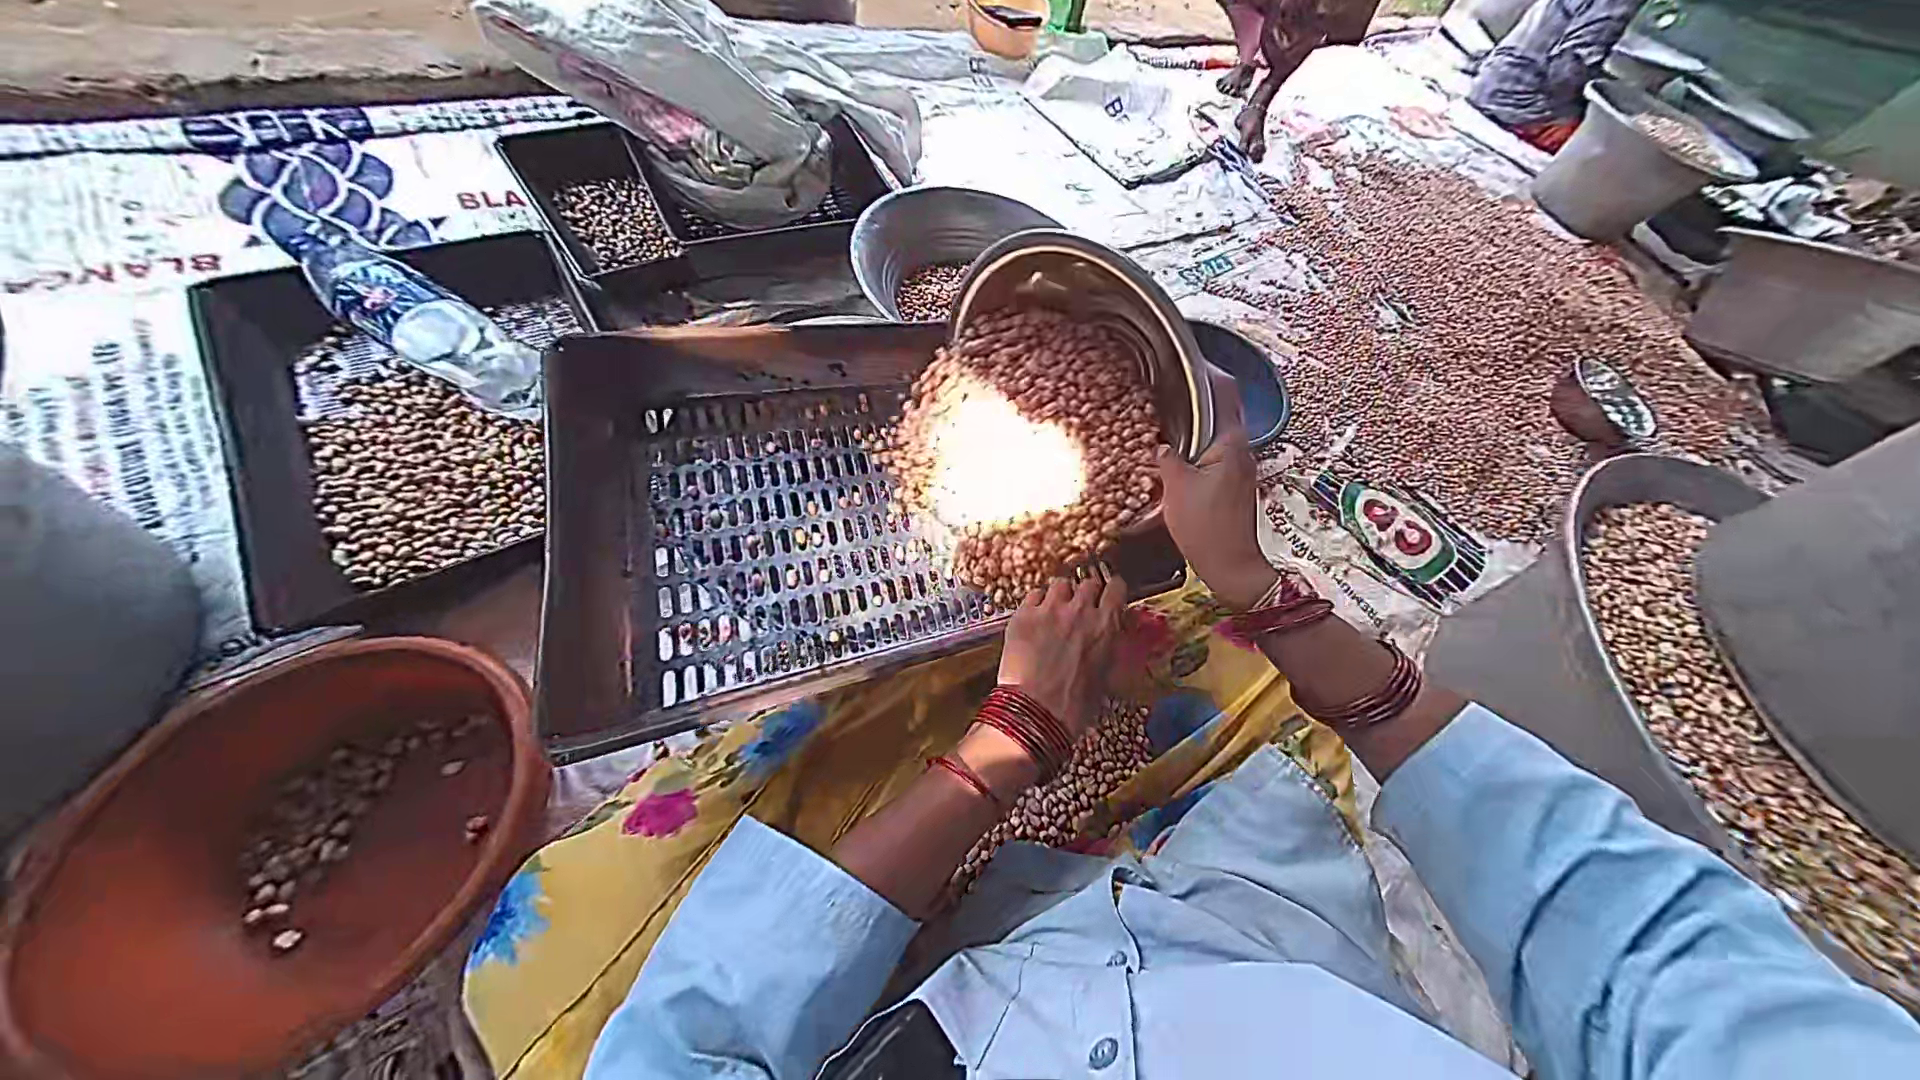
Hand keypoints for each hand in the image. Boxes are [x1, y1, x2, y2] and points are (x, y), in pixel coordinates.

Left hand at [997, 572, 1126, 737]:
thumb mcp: (1109, 676)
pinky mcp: (1024, 615)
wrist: (1037, 711)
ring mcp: (1050, 609)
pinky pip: (1033, 594)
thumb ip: (1114, 646)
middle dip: (1086, 593)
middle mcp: (1080, 610)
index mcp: (1106, 625)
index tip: (1108, 595)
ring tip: (1057, 609)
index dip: (1112, 590)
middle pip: (1088, 583)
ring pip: (1060, 584)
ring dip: (1062, 594)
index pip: (1116, 588)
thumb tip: (1117, 634)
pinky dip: (1037, 602)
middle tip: (1081, 606)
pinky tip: (1036, 616)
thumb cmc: (1075, 703)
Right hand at [1157, 369, 1277, 609]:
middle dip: (1195, 395)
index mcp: (1229, 443)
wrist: (1231, 566)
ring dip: (1193, 421)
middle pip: (1221, 407)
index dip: (1206, 369)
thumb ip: (1167, 460)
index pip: (1225, 391)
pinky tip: (1173, 451)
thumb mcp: (1177, 490)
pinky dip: (1195, 443)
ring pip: (1216, 431)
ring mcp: (1238, 466)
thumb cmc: (1206, 528)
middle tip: (1164, 388)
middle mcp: (1239, 449)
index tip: (1183, 360)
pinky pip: (1213, 451)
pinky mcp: (1231, 481)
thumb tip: (1159, 446)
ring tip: (1163, 416)